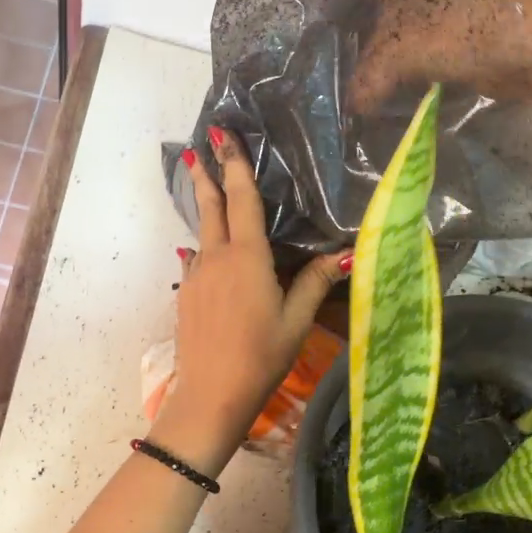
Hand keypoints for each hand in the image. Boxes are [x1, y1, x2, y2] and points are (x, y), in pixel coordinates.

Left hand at [156, 127, 347, 473]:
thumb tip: (345, 254)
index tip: (223, 136)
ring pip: (202, 235)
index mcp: (246, 258)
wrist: (210, 396)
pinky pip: (197, 262)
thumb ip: (315, 283)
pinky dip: (204, 248)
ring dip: (204, 210)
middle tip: (198, 148)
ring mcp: (196, 278)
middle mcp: (216, 259)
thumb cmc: (260, 358)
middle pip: (210, 208)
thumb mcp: (295, 322)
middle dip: (205, 175)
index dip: (234, 165)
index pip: (241, 200)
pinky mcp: (187, 297)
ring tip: (204, 191)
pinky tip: (207, 253)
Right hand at [349, 0, 531, 113]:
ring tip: (361, 95)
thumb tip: (350, 106)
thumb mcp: (400, 55)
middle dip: (359, 50)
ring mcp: (442, 7)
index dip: (337, 23)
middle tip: (339, 82)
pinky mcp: (458, 35)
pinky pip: (419, 55)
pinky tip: (392, 96)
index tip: (323, 56)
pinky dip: (405, 74)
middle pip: (375, 15)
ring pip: (398, 38)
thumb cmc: (461, 34)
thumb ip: (366, 79)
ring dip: (382, 67)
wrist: (530, 48)